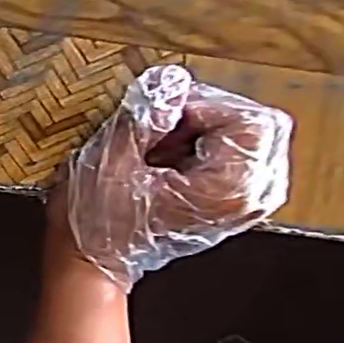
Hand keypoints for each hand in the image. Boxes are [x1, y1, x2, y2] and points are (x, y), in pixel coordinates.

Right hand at [55, 64, 291, 287]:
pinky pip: (230, 157)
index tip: (155, 113)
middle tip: (151, 128)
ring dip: (196, 133)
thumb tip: (167, 81)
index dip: (199, 105)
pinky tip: (158, 161)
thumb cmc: (93, 222)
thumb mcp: (108, 161)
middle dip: (200, 117)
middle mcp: (252, 197)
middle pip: (254, 127)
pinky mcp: (230, 202)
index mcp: (230, 189)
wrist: (89, 261)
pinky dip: (195, 149)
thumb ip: (142, 117)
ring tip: (150, 149)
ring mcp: (245, 202)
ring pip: (242, 140)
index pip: (247, 118)